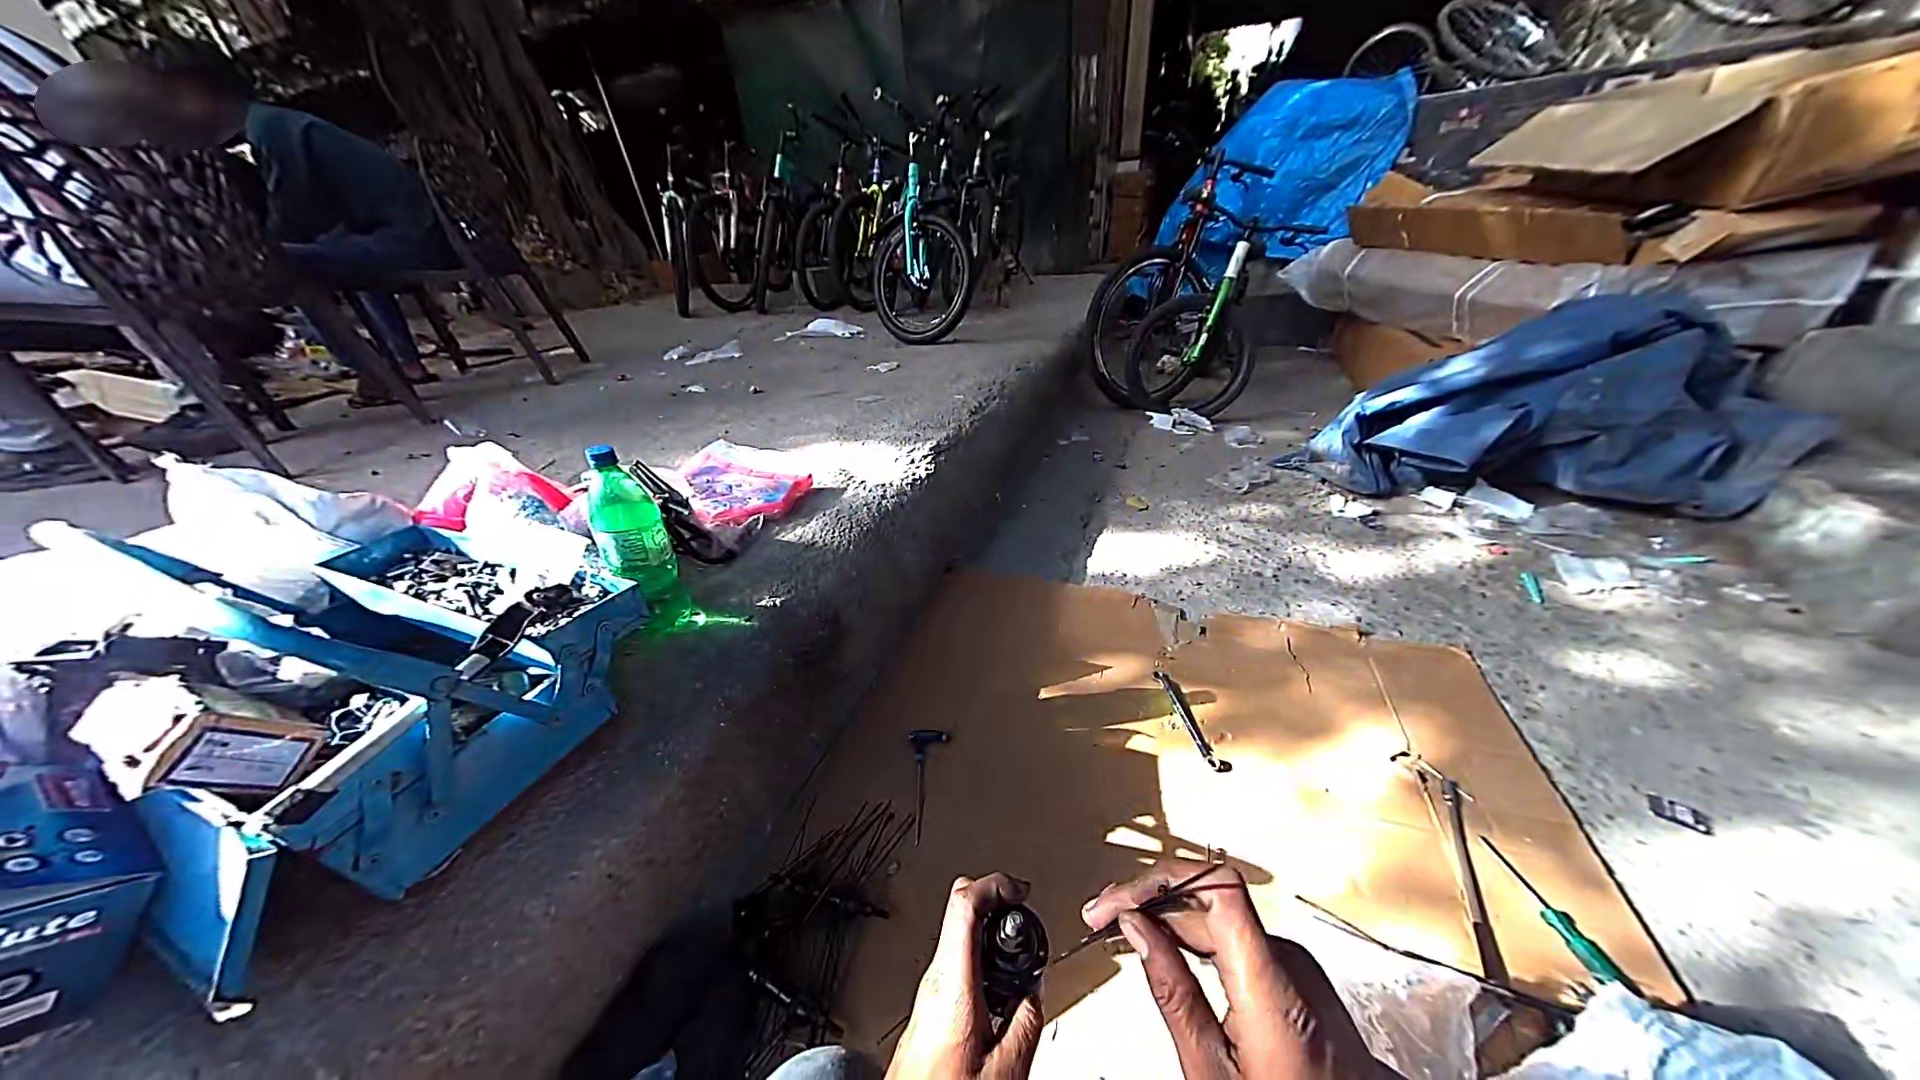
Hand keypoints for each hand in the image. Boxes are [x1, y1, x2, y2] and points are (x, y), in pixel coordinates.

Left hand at [886, 874, 1044, 1079]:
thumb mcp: (1006, 1068)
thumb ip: (1026, 1020)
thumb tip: (1035, 991)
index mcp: (953, 983)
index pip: (965, 903)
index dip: (996, 884)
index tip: (1020, 888)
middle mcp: (935, 978)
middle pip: (960, 908)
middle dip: (994, 900)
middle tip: (1019, 908)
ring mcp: (928, 988)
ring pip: (958, 932)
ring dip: (988, 929)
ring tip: (1013, 944)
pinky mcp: (929, 1002)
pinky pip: (956, 958)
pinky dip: (980, 953)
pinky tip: (997, 978)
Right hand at [1082, 863, 1392, 1079]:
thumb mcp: (1212, 1074)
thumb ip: (1172, 993)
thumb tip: (1138, 929)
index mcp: (1272, 987)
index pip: (1215, 884)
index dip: (1159, 879)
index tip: (1119, 899)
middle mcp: (1291, 964)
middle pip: (1207, 899)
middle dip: (1148, 900)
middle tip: (1104, 916)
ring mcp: (1298, 968)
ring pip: (1218, 916)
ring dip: (1166, 916)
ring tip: (1126, 928)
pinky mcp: (1298, 977)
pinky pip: (1235, 936)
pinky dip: (1193, 935)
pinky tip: (1166, 947)